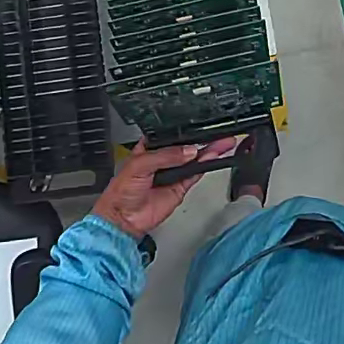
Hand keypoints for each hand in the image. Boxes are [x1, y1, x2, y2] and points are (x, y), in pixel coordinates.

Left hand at [91, 137, 243, 238]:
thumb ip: (164, 156)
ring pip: (194, 160)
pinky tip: (213, 158)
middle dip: (201, 140)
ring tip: (222, 143)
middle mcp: (162, 160)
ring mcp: (172, 173)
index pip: (169, 136)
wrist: (124, 218)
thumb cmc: (121, 191)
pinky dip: (205, 166)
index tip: (198, 125)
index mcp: (149, 149)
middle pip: (185, 147)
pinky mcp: (180, 187)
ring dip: (208, 152)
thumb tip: (188, 151)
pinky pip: (195, 174)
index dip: (182, 131)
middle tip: (217, 133)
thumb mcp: (140, 165)